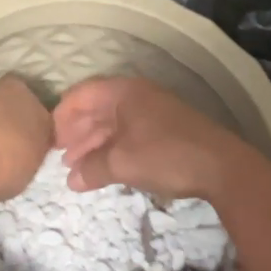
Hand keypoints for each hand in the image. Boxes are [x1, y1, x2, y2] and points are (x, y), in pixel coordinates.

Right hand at [53, 76, 257, 199]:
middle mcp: (136, 95)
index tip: (50, 140)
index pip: (81, 94)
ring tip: (78, 170)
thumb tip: (71, 179)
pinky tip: (105, 169)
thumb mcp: (122, 162)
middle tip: (61, 159)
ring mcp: (153, 112)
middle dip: (77, 134)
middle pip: (96, 109)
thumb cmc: (165, 155)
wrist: (221, 167)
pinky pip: (128, 134)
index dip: (62, 116)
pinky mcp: (165, 130)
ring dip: (94, 145)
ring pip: (113, 124)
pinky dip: (112, 149)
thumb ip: (92, 168)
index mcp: (123, 92)